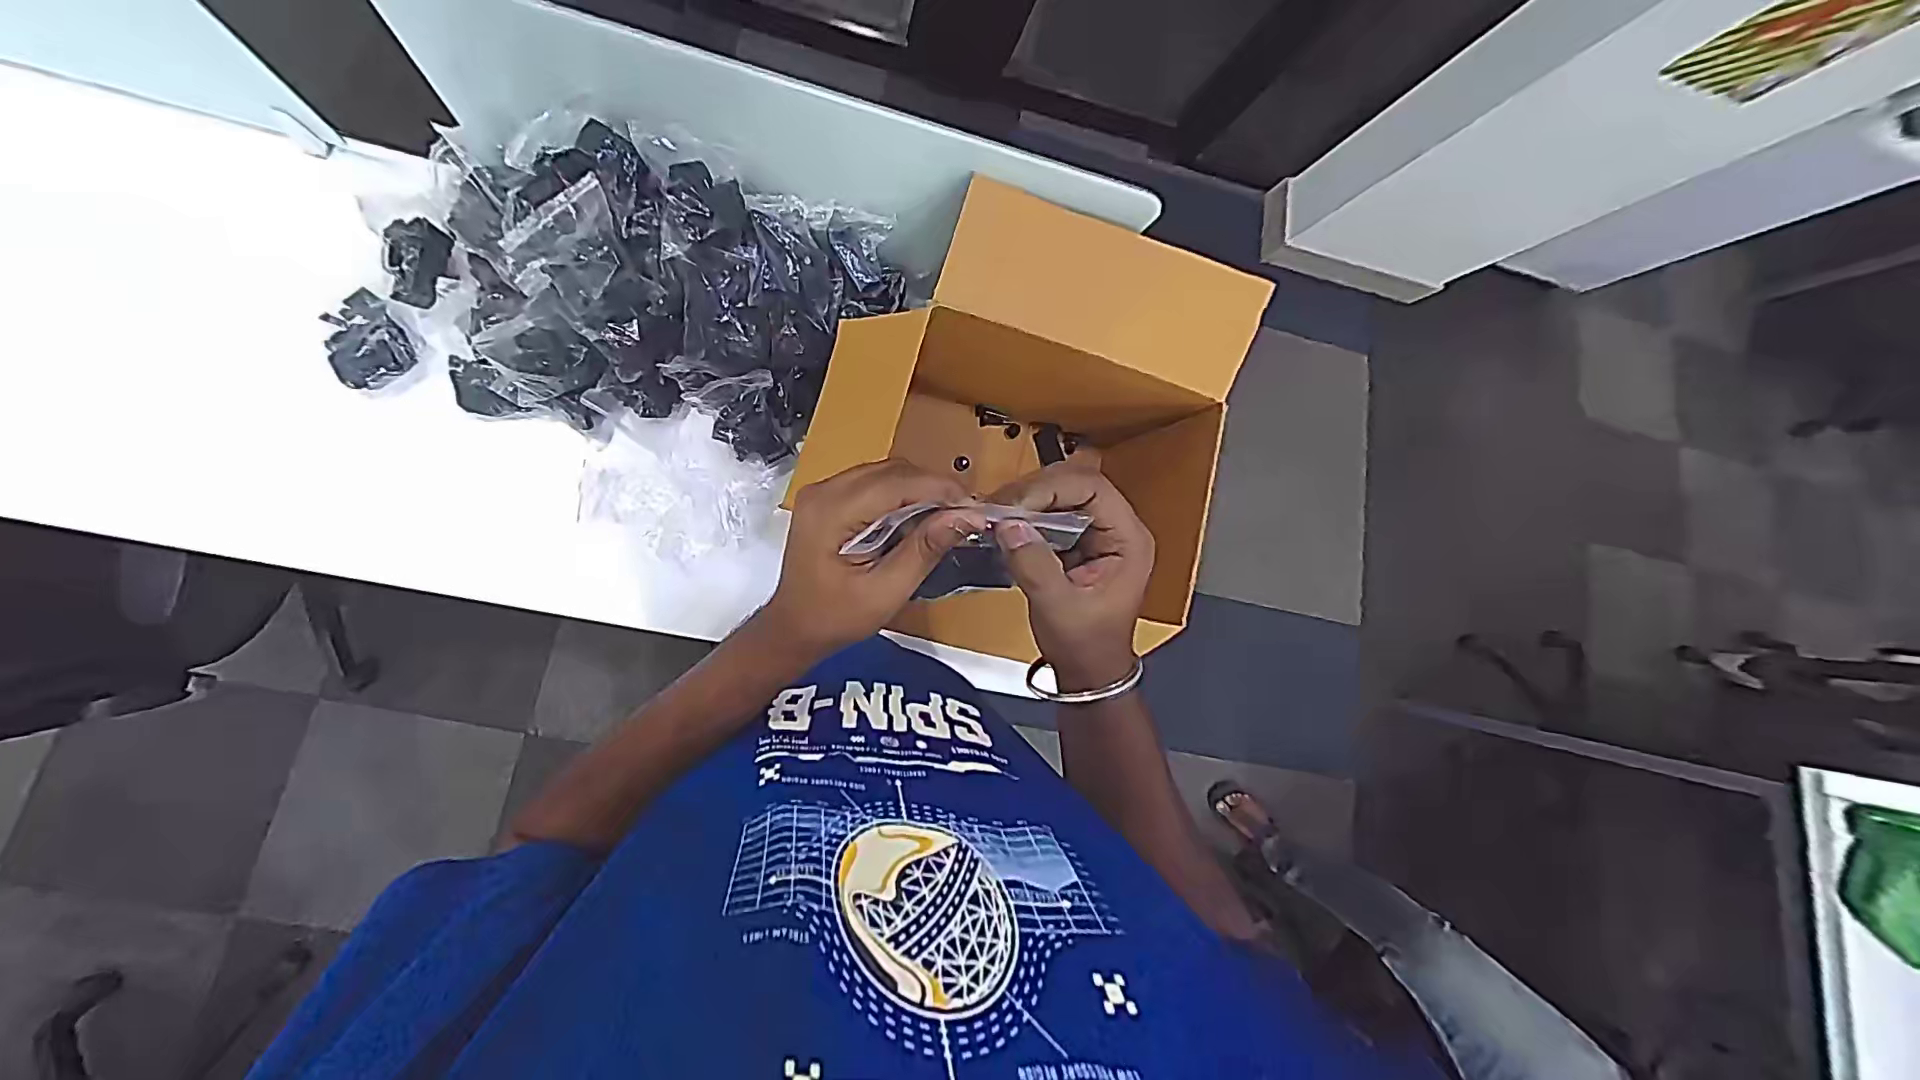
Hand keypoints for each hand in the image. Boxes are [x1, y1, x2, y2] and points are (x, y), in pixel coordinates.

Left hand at [759, 460, 984, 658]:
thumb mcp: (886, 591)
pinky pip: (875, 482)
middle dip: (933, 488)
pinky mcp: (829, 497)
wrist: (796, 627)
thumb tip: (965, 517)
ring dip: (919, 489)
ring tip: (944, 518)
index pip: (896, 482)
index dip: (940, 489)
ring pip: (886, 472)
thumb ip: (924, 549)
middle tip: (963, 515)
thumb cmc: (835, 617)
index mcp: (831, 512)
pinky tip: (916, 519)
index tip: (973, 507)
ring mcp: (824, 491)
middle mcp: (824, 491)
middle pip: (892, 470)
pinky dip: (902, 494)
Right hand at [989, 464, 1153, 690]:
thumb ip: (1035, 566)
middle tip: (1000, 508)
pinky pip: (1048, 513)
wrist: (1087, 670)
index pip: (1093, 488)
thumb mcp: (1059, 608)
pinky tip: (1004, 525)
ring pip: (1059, 494)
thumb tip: (1009, 525)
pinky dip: (1024, 515)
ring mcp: (1095, 533)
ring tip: (997, 514)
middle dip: (1034, 491)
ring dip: (1026, 500)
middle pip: (1074, 483)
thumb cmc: (1086, 646)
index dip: (1052, 488)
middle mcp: (1115, 528)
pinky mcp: (1074, 541)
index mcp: (1127, 540)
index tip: (1017, 505)